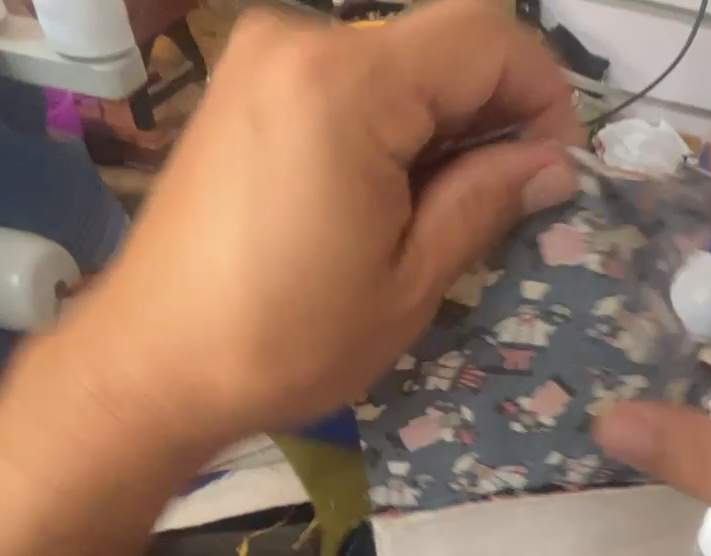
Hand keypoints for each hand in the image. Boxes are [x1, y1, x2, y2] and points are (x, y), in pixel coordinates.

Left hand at [42, 0, 582, 456]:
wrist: (155, 364)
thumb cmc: (290, 341)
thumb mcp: (409, 284)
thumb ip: (484, 203)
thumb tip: (552, 163)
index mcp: (349, 85)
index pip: (486, 36)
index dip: (543, 93)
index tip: (556, 168)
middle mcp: (299, 40)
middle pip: (438, 46)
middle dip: (491, 115)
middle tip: (506, 202)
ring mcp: (261, 60)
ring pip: (395, 66)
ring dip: (441, 128)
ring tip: (442, 213)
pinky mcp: (242, 90)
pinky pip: (346, 86)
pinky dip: (390, 129)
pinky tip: (388, 198)